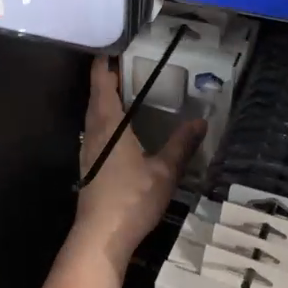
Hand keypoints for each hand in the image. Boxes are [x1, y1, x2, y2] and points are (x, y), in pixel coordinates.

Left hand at [73, 57, 202, 269]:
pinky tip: (122, 132)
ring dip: (106, 102)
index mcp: (108, 125)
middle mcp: (92, 133)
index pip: (102, 84)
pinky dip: (107, 123)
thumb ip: (181, 145)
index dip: (106, 65)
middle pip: (96, 98)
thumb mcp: (164, 172)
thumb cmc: (131, 199)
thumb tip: (200, 121)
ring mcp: (87, 152)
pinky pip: (96, 134)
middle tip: (129, 67)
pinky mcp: (89, 168)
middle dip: (108, 80)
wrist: (100, 237)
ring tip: (127, 94)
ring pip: (94, 118)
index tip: (115, 49)